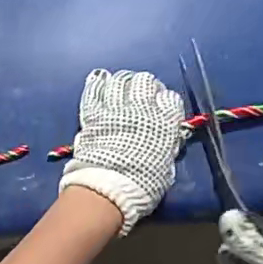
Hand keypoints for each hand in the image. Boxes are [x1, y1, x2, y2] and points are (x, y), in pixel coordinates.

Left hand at [59, 70, 186, 234]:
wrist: (108, 186)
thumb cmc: (143, 182)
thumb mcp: (165, 163)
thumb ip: (166, 144)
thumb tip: (167, 136)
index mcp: (164, 123)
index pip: (170, 99)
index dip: (165, 100)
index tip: (162, 103)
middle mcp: (140, 110)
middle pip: (145, 83)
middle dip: (145, 84)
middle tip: (142, 91)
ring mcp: (114, 110)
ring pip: (120, 82)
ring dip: (123, 80)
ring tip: (123, 82)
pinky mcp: (92, 115)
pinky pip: (94, 92)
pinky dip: (97, 83)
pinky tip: (99, 77)